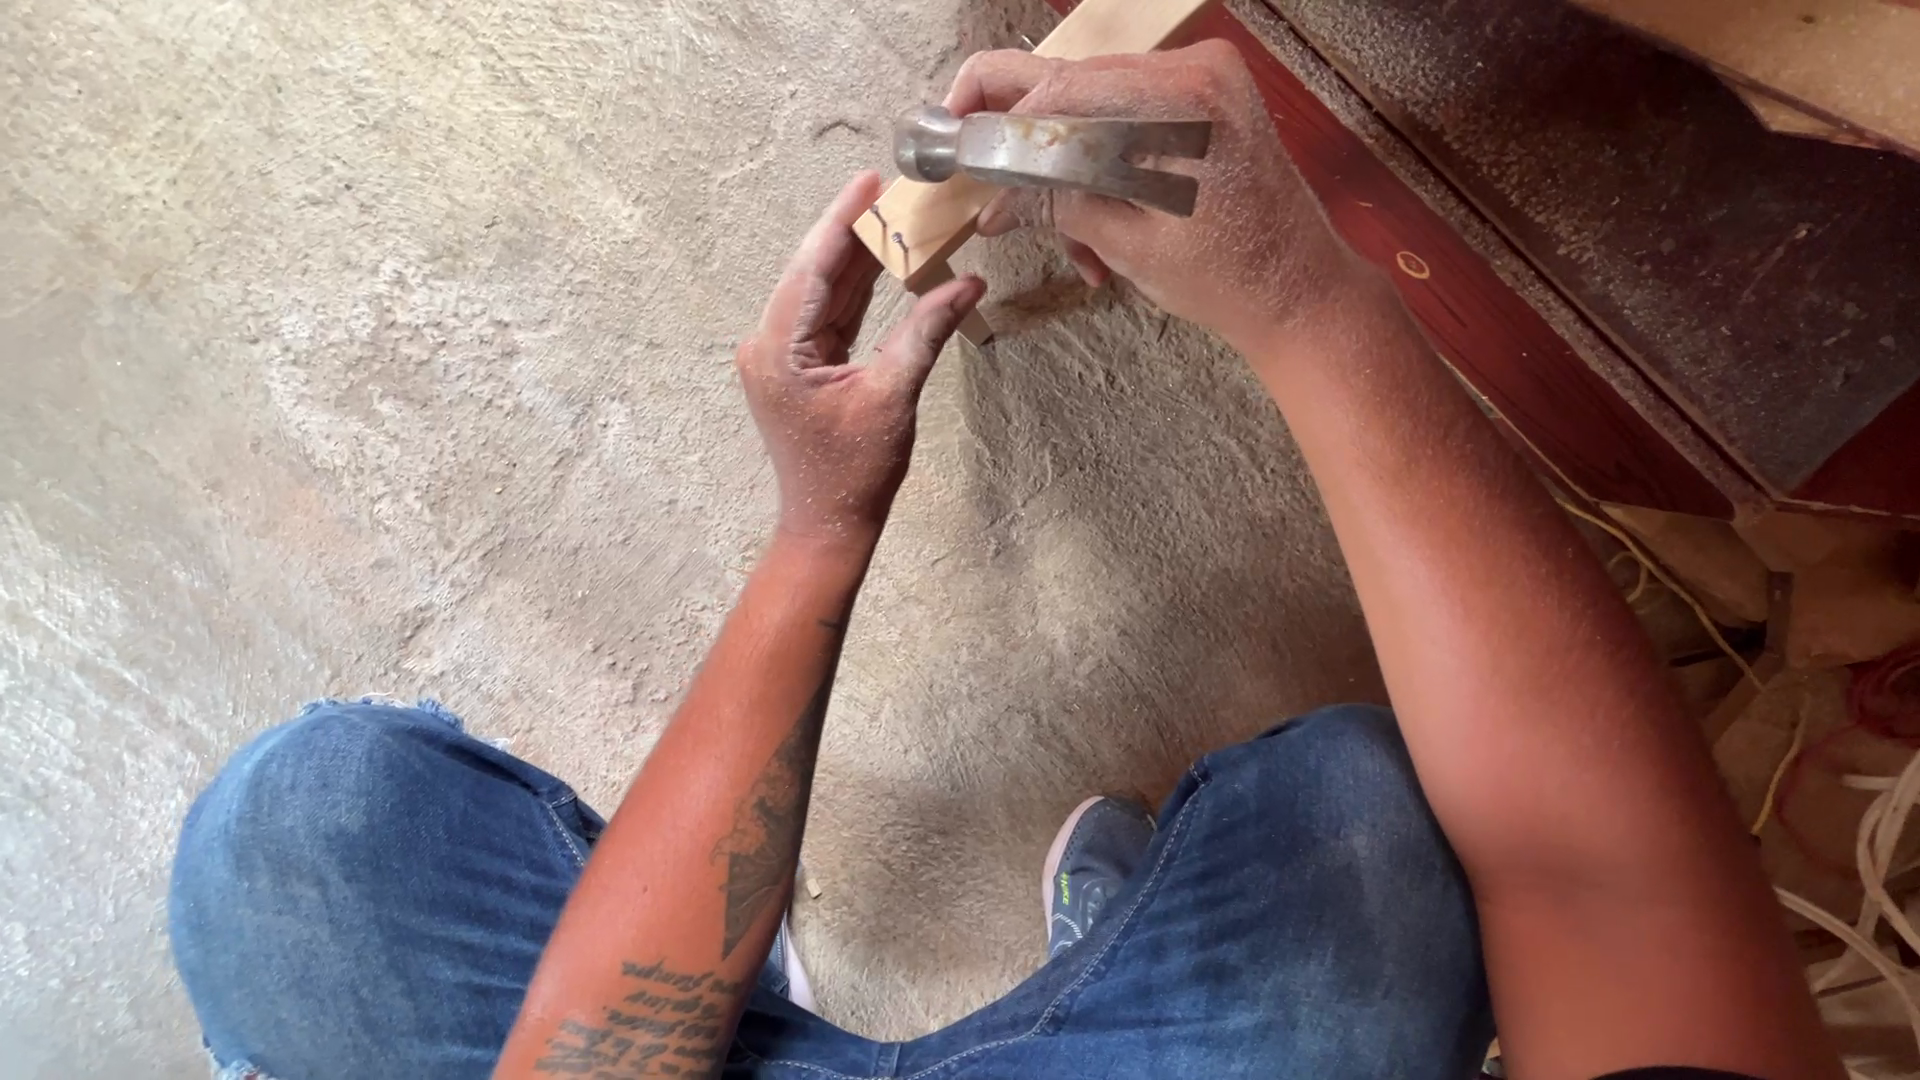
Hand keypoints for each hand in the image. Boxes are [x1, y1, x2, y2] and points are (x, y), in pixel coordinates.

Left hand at [736, 171, 985, 547]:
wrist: (829, 522)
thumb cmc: (853, 472)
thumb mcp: (893, 397)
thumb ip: (926, 333)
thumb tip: (967, 283)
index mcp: (778, 348)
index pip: (812, 267)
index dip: (843, 219)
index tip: (870, 179)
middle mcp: (768, 345)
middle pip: (816, 274)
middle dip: (854, 234)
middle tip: (893, 192)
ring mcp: (780, 356)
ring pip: (823, 294)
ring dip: (857, 261)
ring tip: (894, 218)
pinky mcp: (797, 368)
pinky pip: (828, 318)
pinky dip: (856, 294)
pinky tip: (880, 265)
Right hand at [947, 41, 1358, 351]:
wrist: (1297, 295)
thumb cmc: (1228, 278)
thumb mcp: (1130, 244)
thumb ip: (1061, 204)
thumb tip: (994, 197)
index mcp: (1180, 96)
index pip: (1063, 86)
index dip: (1001, 120)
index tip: (962, 151)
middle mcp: (1192, 73)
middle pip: (1076, 87)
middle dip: (1021, 136)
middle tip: (970, 155)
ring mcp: (1199, 91)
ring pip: (1094, 119)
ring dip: (1067, 183)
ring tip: (1074, 255)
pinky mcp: (1198, 117)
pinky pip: (1124, 135)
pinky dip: (1101, 183)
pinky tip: (1098, 246)